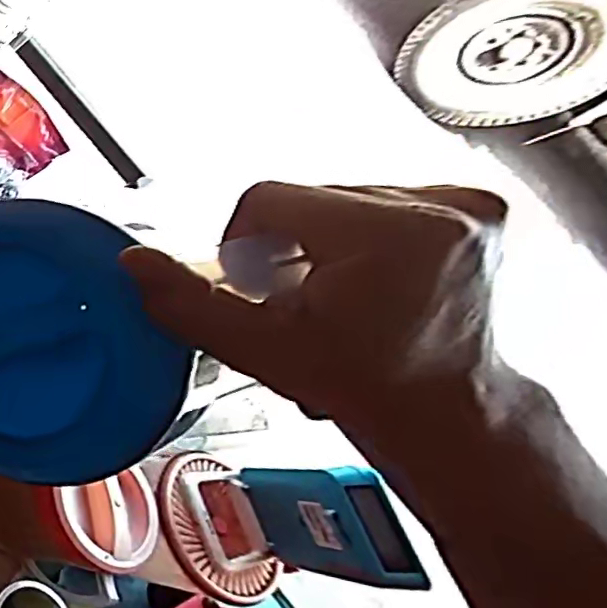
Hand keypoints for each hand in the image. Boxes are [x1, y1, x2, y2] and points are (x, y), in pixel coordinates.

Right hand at [119, 182, 509, 441]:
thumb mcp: (257, 347)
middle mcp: (440, 207)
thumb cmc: (366, 385)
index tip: (263, 292)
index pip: (266, 198)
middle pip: (299, 200)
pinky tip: (359, 280)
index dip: (243, 247)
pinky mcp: (471, 208)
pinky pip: (372, 203)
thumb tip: (135, 261)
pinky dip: (349, 239)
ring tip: (331, 297)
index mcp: (390, 233)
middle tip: (298, 304)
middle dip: (279, 250)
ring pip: (330, 202)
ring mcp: (464, 206)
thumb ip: (188, 302)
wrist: (443, 409)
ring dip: (312, 246)